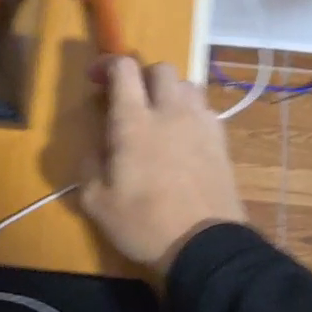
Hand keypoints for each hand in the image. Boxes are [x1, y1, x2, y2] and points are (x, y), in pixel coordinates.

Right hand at [80, 56, 246, 278]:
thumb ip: (89, 167)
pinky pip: (205, 109)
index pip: (124, 68)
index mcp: (134, 121)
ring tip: (161, 116)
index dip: (107, 65)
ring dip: (171, 93)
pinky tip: (184, 137)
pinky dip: (192, 113)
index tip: (96, 80)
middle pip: (161, 69)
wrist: (205, 246)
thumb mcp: (97, 202)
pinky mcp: (222, 141)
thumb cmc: (145, 223)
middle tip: (131, 100)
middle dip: (143, 77)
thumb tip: (96, 151)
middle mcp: (170, 111)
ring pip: (188, 85)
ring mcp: (200, 123)